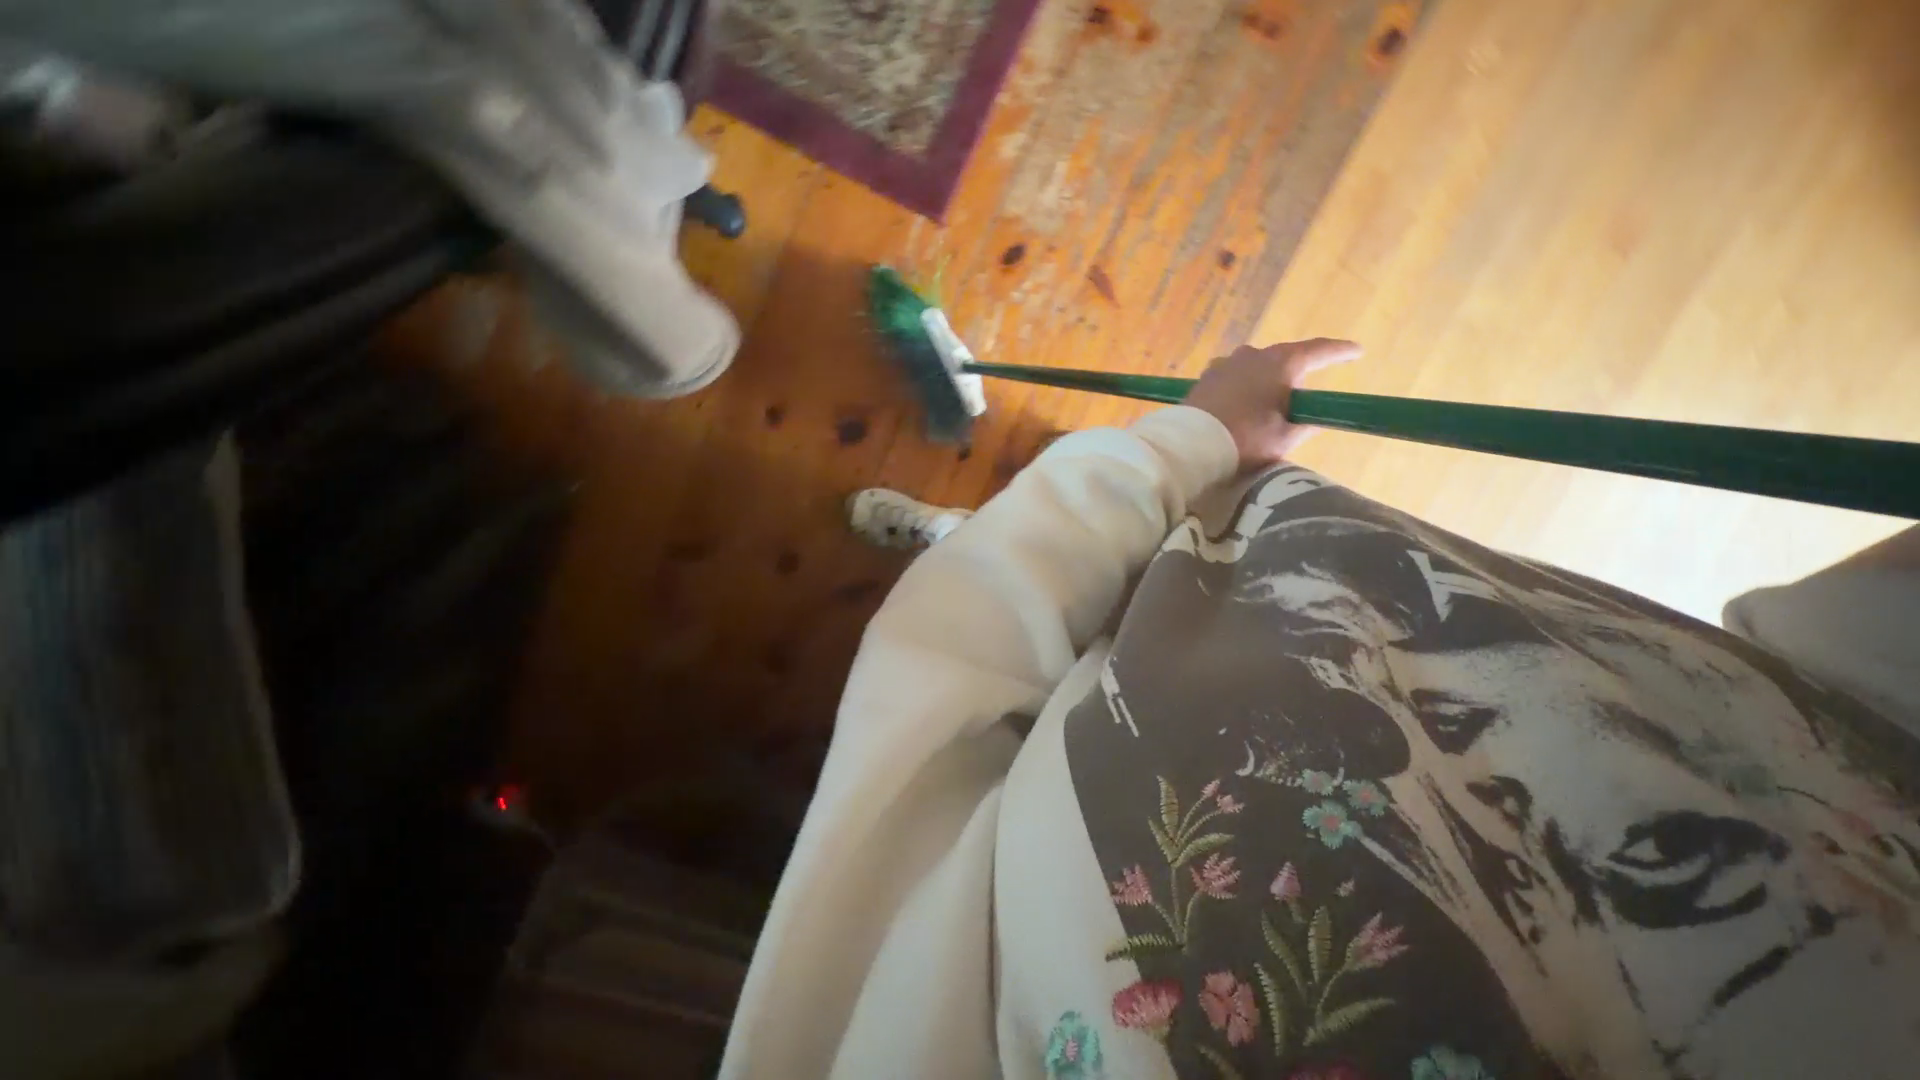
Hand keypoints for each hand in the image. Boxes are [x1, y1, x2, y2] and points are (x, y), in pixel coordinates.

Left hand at [1184, 338, 1360, 469]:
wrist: (1190, 446)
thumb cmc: (1245, 440)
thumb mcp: (1285, 437)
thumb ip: (1306, 423)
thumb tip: (1313, 417)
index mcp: (1280, 363)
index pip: (1318, 350)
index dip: (1340, 351)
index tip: (1357, 351)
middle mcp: (1253, 354)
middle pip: (1285, 359)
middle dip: (1297, 375)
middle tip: (1302, 399)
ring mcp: (1226, 363)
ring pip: (1257, 367)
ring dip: (1266, 382)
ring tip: (1267, 408)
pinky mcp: (1206, 377)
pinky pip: (1234, 377)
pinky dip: (1244, 387)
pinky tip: (1241, 405)